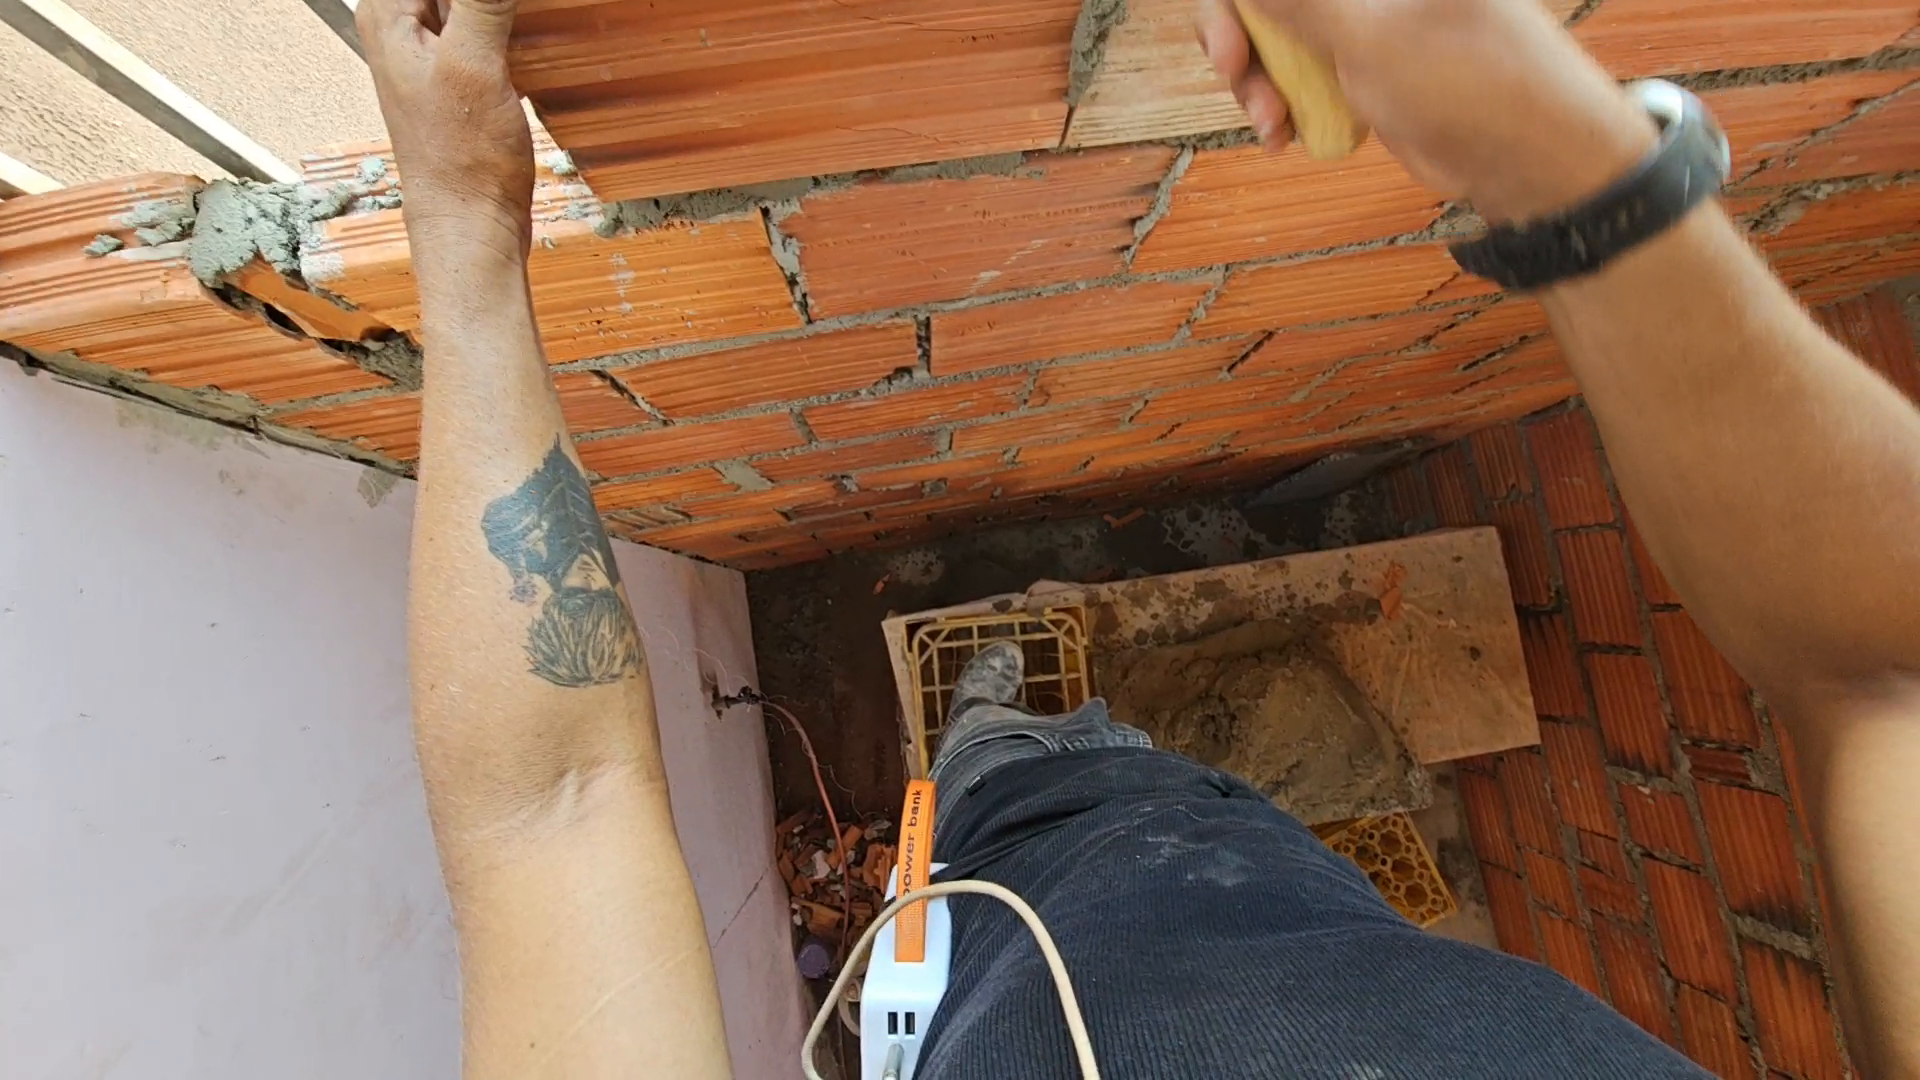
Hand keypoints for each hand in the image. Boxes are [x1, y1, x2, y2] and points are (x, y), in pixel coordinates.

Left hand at [357, 0, 534, 250]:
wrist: (474, 220)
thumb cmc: (464, 159)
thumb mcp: (474, 66)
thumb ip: (483, 4)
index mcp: (389, 11)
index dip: (484, 0)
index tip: (508, 15)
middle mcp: (405, 29)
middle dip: (495, 9)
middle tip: (522, 23)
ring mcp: (435, 59)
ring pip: (471, 11)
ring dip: (505, 17)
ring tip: (530, 27)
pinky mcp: (464, 85)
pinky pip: (486, 39)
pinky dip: (510, 38)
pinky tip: (530, 51)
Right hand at [1193, 0, 1658, 222]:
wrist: (1517, 150)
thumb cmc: (1463, 80)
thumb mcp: (1368, 36)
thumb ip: (1299, 1)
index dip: (1235, 2)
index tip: (1228, 49)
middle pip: (1270, 0)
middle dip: (1243, 42)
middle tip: (1235, 79)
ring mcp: (1364, 18)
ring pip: (1278, 39)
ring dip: (1258, 85)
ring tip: (1271, 126)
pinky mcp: (1360, 63)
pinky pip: (1299, 75)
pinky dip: (1282, 107)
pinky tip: (1283, 137)